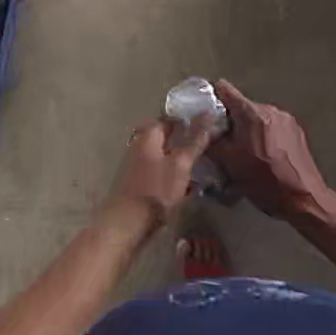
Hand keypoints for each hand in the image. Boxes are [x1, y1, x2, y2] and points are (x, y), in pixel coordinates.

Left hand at [102, 117, 213, 235]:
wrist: (128, 220)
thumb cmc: (156, 190)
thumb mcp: (180, 164)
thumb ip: (193, 141)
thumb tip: (207, 114)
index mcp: (148, 136)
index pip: (168, 119)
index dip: (186, 120)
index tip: (207, 125)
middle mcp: (138, 144)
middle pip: (163, 135)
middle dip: (183, 139)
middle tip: (206, 147)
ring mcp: (135, 162)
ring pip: (160, 152)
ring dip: (177, 156)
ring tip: (199, 165)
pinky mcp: (136, 179)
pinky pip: (157, 168)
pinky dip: (171, 171)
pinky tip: (184, 183)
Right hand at [207, 80, 335, 220]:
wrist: (304, 200)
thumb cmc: (262, 180)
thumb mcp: (226, 161)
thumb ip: (209, 139)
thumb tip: (201, 129)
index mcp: (251, 113)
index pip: (224, 89)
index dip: (212, 97)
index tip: (206, 112)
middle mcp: (270, 110)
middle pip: (241, 106)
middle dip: (232, 120)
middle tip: (226, 140)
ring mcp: (286, 120)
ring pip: (257, 116)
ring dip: (248, 128)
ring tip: (247, 150)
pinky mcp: (297, 132)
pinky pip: (271, 125)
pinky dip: (263, 134)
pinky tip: (265, 154)